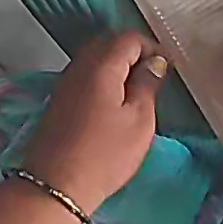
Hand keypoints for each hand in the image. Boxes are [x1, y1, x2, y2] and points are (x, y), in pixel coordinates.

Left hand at [21, 31, 168, 211]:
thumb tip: (155, 62)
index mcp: (101, 66)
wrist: (56, 185)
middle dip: (132, 53)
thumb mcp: (139, 121)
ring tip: (135, 92)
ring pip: (93, 58)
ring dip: (115, 66)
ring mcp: (64, 82)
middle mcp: (79, 66)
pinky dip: (101, 78)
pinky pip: (83, 75)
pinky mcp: (57, 99)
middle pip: (108, 43)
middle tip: (152, 77)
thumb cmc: (105, 154)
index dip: (151, 47)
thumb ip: (147, 85)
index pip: (128, 38)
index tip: (167, 68)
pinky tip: (112, 102)